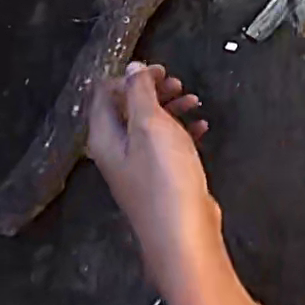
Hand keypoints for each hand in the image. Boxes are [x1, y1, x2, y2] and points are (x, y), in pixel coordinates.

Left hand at [86, 62, 218, 288]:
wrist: (184, 236)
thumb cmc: (164, 176)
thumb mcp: (150, 124)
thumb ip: (139, 92)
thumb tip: (132, 67)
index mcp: (104, 136)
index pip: (103, 93)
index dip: (129, 76)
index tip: (158, 70)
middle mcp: (116, 151)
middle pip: (128, 108)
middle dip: (153, 90)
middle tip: (178, 82)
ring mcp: (138, 167)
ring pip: (150, 125)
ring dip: (170, 107)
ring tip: (194, 101)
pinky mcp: (160, 179)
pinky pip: (167, 145)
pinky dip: (182, 130)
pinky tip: (201, 127)